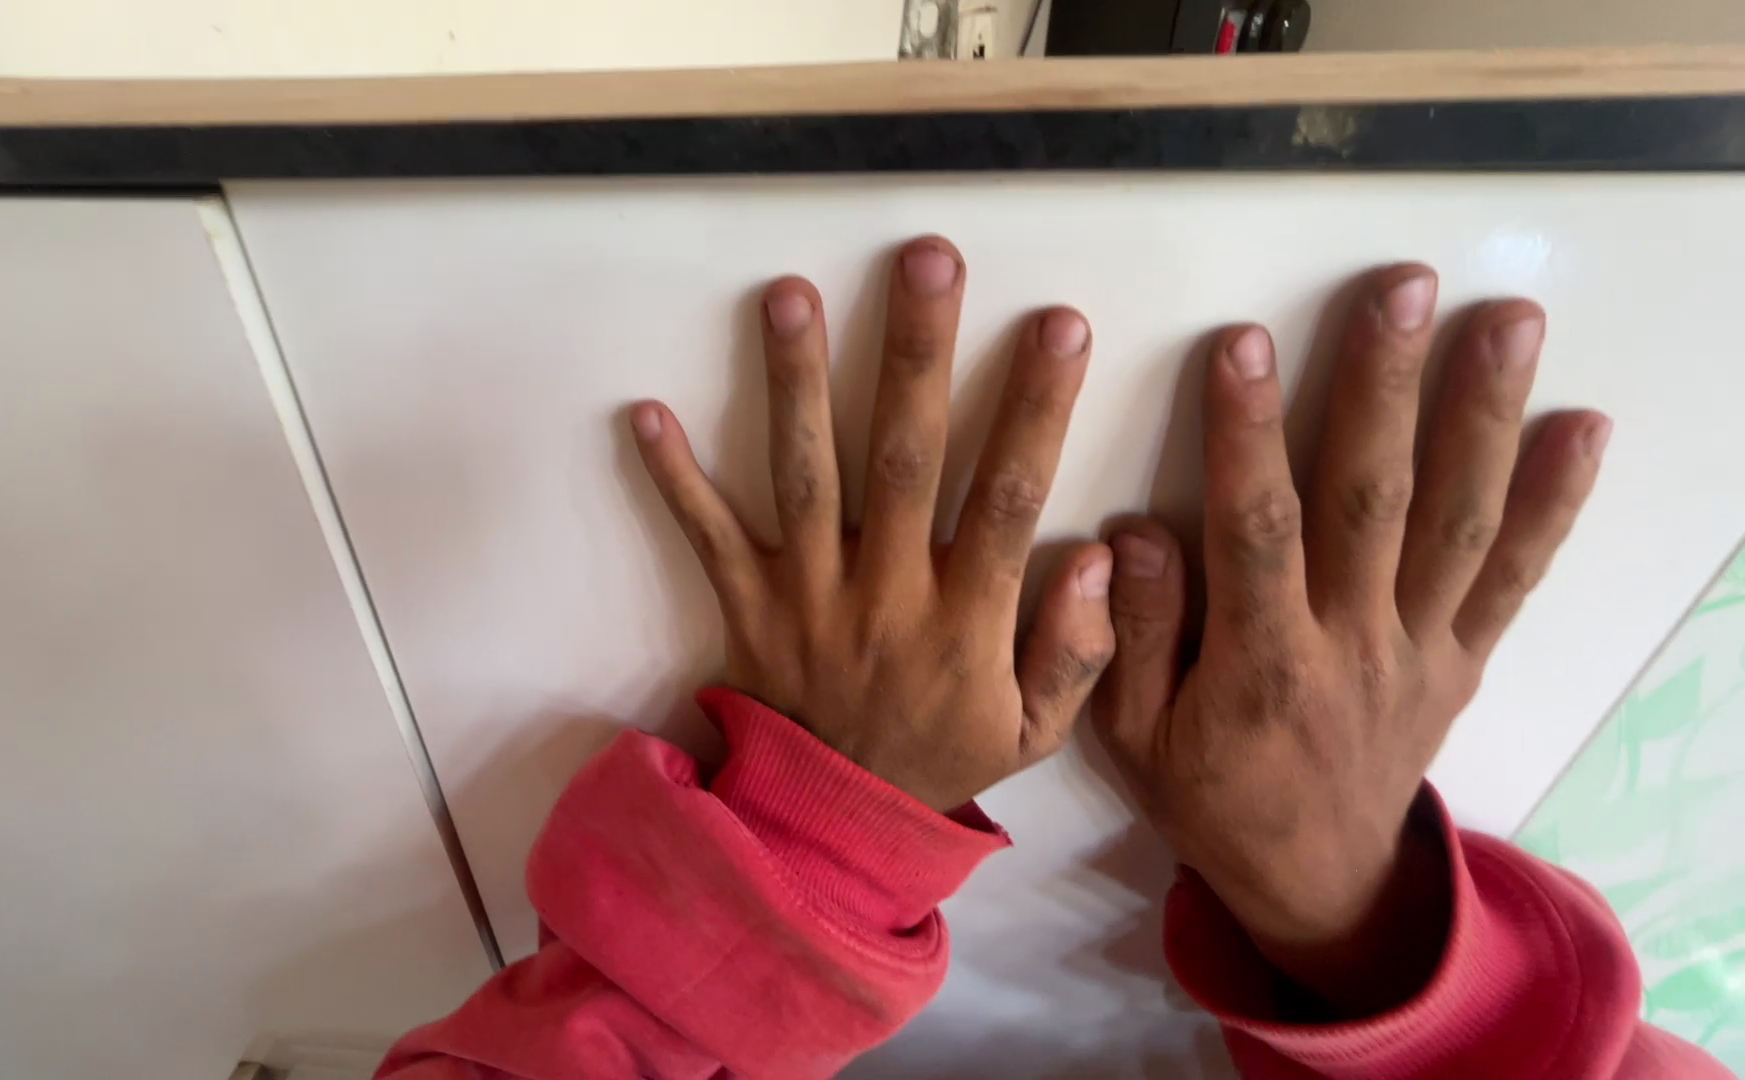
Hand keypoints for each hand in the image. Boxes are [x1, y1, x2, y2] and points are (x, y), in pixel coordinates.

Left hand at [632, 236, 1115, 810]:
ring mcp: (806, 593)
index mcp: (963, 621)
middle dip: (917, 354)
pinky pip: (709, 536)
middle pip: (904, 458)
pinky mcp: (747, 604)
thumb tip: (1102, 558)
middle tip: (924, 260)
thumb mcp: (1032, 733)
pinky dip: (677, 478)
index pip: (1007, 499)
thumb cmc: (937, 759)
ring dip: (796, 381)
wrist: (833, 817)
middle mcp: (883, 591)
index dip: (1037, 411)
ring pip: (803, 475)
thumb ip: (1076, 652)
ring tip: (790, 294)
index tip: (1058, 327)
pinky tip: (648, 411)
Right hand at [1094, 266, 1609, 1014]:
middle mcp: (1353, 641)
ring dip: (1482, 416)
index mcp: (1261, 661)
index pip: (1255, 529)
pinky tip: (1582, 429)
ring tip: (1505, 321)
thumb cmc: (1203, 797)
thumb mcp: (1129, 735)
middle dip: (1383, 388)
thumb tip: (1132, 533)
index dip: (1246, 435)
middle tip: (1402, 290)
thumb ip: (1130, 636)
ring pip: (1458, 522)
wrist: (1314, 880)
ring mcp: (1419, 646)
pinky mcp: (1459, 657)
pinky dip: (1553, 503)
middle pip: (1373, 501)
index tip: (1242, 345)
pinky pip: (1513, 579)